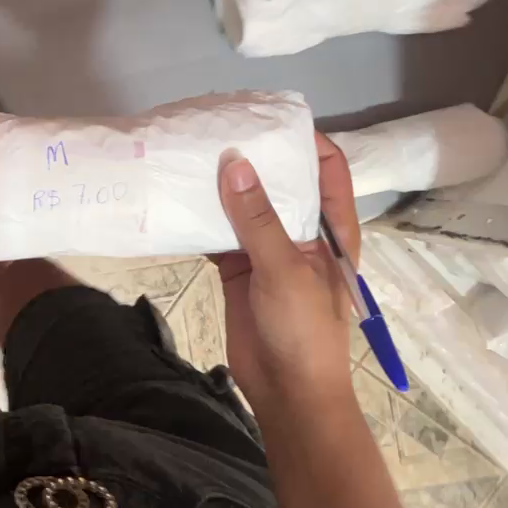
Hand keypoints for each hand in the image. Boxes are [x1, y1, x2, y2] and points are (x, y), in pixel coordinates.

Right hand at [210, 133, 359, 405]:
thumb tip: (235, 161)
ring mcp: (267, 251)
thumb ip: (258, 218)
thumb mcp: (285, 268)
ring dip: (222, 187)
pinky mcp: (238, 268)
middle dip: (254, 158)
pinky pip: (218, 235)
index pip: (328, 169)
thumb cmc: (303, 328)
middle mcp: (300, 233)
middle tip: (216, 129)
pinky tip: (176, 202)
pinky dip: (199, 219)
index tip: (269, 118)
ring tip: (189, 157)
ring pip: (244, 208)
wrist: (285, 389)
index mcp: (331, 228)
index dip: (307, 140)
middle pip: (280, 183)